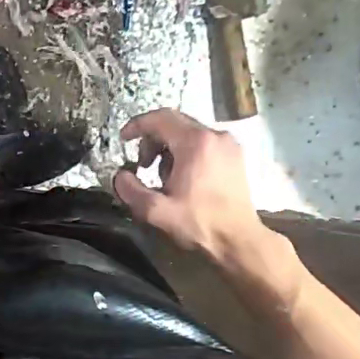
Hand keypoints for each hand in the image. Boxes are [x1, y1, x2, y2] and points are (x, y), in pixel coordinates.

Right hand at [112, 108, 268, 261]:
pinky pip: (204, 143)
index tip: (123, 139)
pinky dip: (187, 152)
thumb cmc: (199, 223)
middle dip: (152, 139)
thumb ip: (131, 191)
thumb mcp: (157, 211)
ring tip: (163, 177)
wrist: (239, 240)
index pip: (160, 118)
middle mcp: (215, 135)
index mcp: (196, 143)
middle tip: (142, 165)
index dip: (137, 125)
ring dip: (169, 148)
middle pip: (175, 122)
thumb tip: (120, 177)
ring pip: (189, 133)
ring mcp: (228, 144)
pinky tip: (183, 178)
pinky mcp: (235, 156)